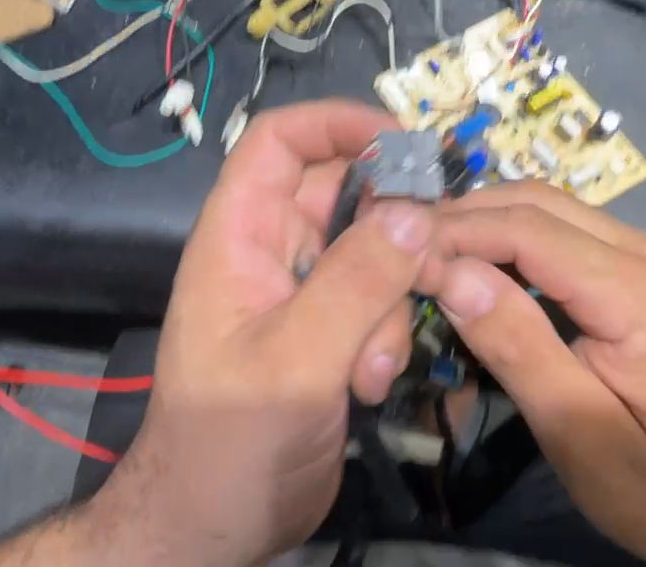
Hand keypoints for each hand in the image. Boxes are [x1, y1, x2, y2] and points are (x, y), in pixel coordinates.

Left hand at [86, 102, 435, 563]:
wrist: (215, 523)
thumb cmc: (231, 435)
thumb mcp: (295, 357)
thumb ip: (356, 282)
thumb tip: (414, 209)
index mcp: (239, 231)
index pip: (278, 140)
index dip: (335, 122)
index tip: (403, 140)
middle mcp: (270, 246)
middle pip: (339, 191)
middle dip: (387, 223)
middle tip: (431, 258)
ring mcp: (301, 288)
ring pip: (369, 250)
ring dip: (389, 299)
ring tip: (373, 366)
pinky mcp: (328, 328)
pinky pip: (374, 299)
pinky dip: (385, 333)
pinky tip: (369, 386)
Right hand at [431, 184, 645, 566]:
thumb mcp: (583, 436)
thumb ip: (517, 347)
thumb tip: (449, 272)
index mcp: (642, 293)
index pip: (528, 228)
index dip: (456, 230)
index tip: (396, 249)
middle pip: (537, 202)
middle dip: (463, 215)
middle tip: (402, 244)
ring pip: (549, 208)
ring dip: (485, 220)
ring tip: (429, 251)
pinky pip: (566, 231)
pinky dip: (512, 236)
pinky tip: (480, 263)